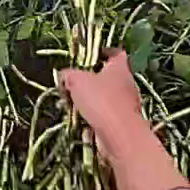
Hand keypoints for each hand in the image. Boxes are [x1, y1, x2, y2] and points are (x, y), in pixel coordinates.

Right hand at [59, 50, 189, 189]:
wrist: (120, 137)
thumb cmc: (101, 100)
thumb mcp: (76, 80)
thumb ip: (67, 75)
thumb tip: (64, 77)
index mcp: (119, 68)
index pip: (114, 52)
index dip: (101, 51)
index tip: (87, 55)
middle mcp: (126, 85)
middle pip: (106, 76)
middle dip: (88, 79)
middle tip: (72, 83)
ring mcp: (126, 105)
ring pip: (104, 97)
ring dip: (88, 100)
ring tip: (70, 104)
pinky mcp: (122, 124)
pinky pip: (104, 116)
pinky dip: (91, 117)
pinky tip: (78, 120)